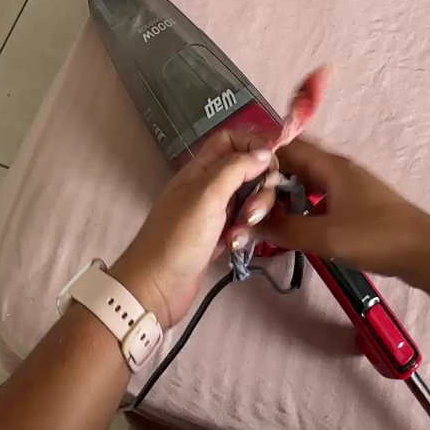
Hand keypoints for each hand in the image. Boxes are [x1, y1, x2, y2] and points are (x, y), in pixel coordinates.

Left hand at [111, 128, 278, 326]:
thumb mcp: (207, 196)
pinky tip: (236, 246)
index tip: (273, 163)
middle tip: (254, 211)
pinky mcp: (219, 236)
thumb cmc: (178, 237)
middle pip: (246, 171)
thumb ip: (236, 168)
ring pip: (248, 199)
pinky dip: (245, 233)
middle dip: (260, 188)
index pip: (231, 140)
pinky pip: (244, 224)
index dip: (253, 145)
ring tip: (241, 233)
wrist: (155, 288)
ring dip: (253, 214)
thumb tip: (265, 151)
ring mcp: (214, 212)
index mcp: (200, 169)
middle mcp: (208, 186)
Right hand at [256, 138, 429, 287]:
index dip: (261, 156)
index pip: (287, 147)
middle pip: (295, 163)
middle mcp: (337, 168)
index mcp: (329, 166)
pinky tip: (291, 223)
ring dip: (285, 192)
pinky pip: (318, 195)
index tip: (235, 170)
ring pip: (307, 180)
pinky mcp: (355, 204)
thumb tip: (250, 222)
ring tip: (260, 211)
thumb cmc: (375, 237)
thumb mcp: (324, 237)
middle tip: (243, 197)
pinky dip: (301, 204)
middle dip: (269, 177)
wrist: (427, 253)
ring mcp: (348, 185)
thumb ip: (285, 228)